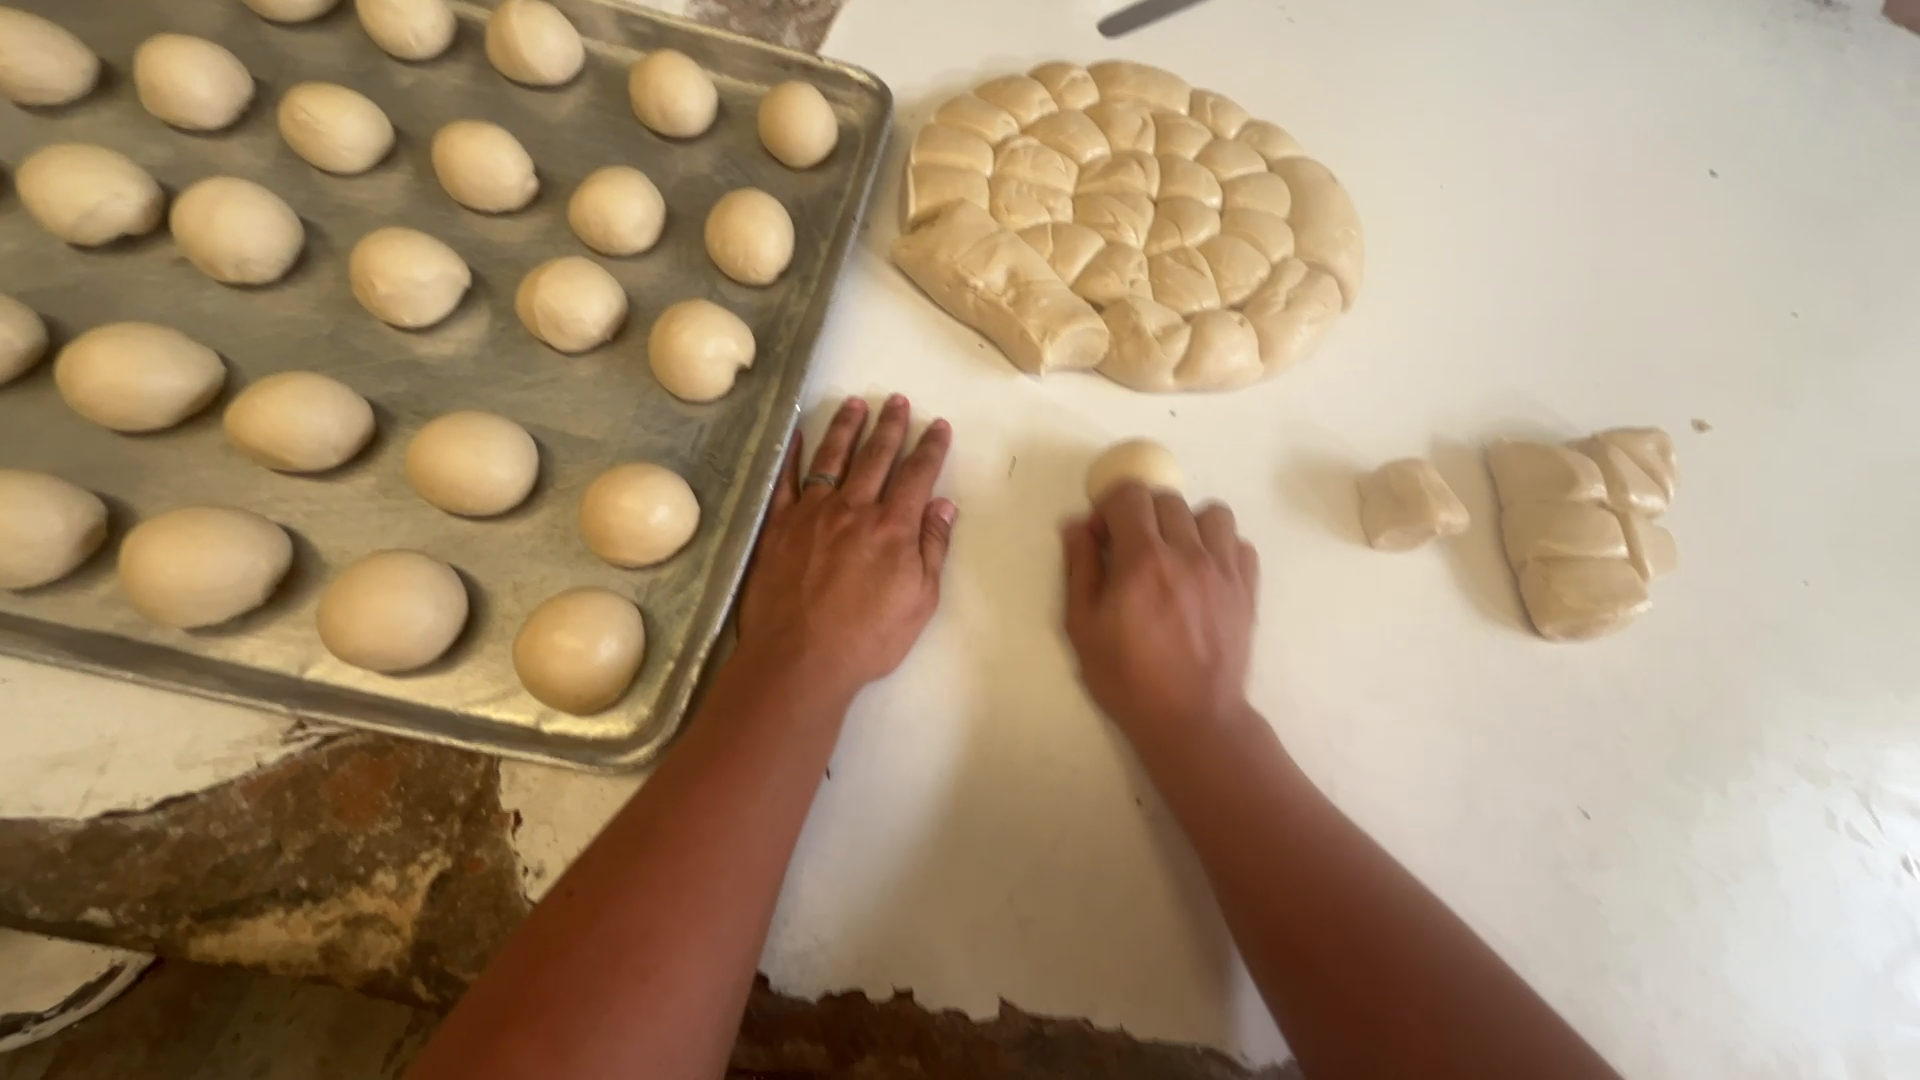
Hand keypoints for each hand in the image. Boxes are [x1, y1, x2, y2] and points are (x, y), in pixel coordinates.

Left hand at [737, 395, 956, 698]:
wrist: (799, 659)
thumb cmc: (867, 638)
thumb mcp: (919, 601)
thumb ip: (932, 549)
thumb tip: (944, 507)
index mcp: (893, 528)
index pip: (917, 475)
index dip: (930, 448)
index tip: (938, 426)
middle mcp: (854, 509)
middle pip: (876, 456)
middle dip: (891, 426)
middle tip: (897, 401)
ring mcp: (812, 513)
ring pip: (832, 457)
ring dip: (847, 427)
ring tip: (856, 403)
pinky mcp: (778, 526)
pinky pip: (785, 480)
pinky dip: (793, 454)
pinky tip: (799, 434)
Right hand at [1062, 485, 1259, 748]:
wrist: (1192, 718)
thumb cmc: (1127, 677)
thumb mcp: (1083, 627)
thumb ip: (1079, 568)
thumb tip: (1076, 525)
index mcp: (1142, 560)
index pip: (1129, 495)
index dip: (1109, 506)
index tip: (1103, 536)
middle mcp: (1187, 553)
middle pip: (1167, 499)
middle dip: (1142, 514)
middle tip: (1131, 550)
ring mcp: (1223, 569)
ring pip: (1212, 513)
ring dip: (1187, 524)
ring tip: (1174, 555)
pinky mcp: (1247, 588)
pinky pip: (1239, 543)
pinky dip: (1220, 548)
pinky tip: (1203, 574)